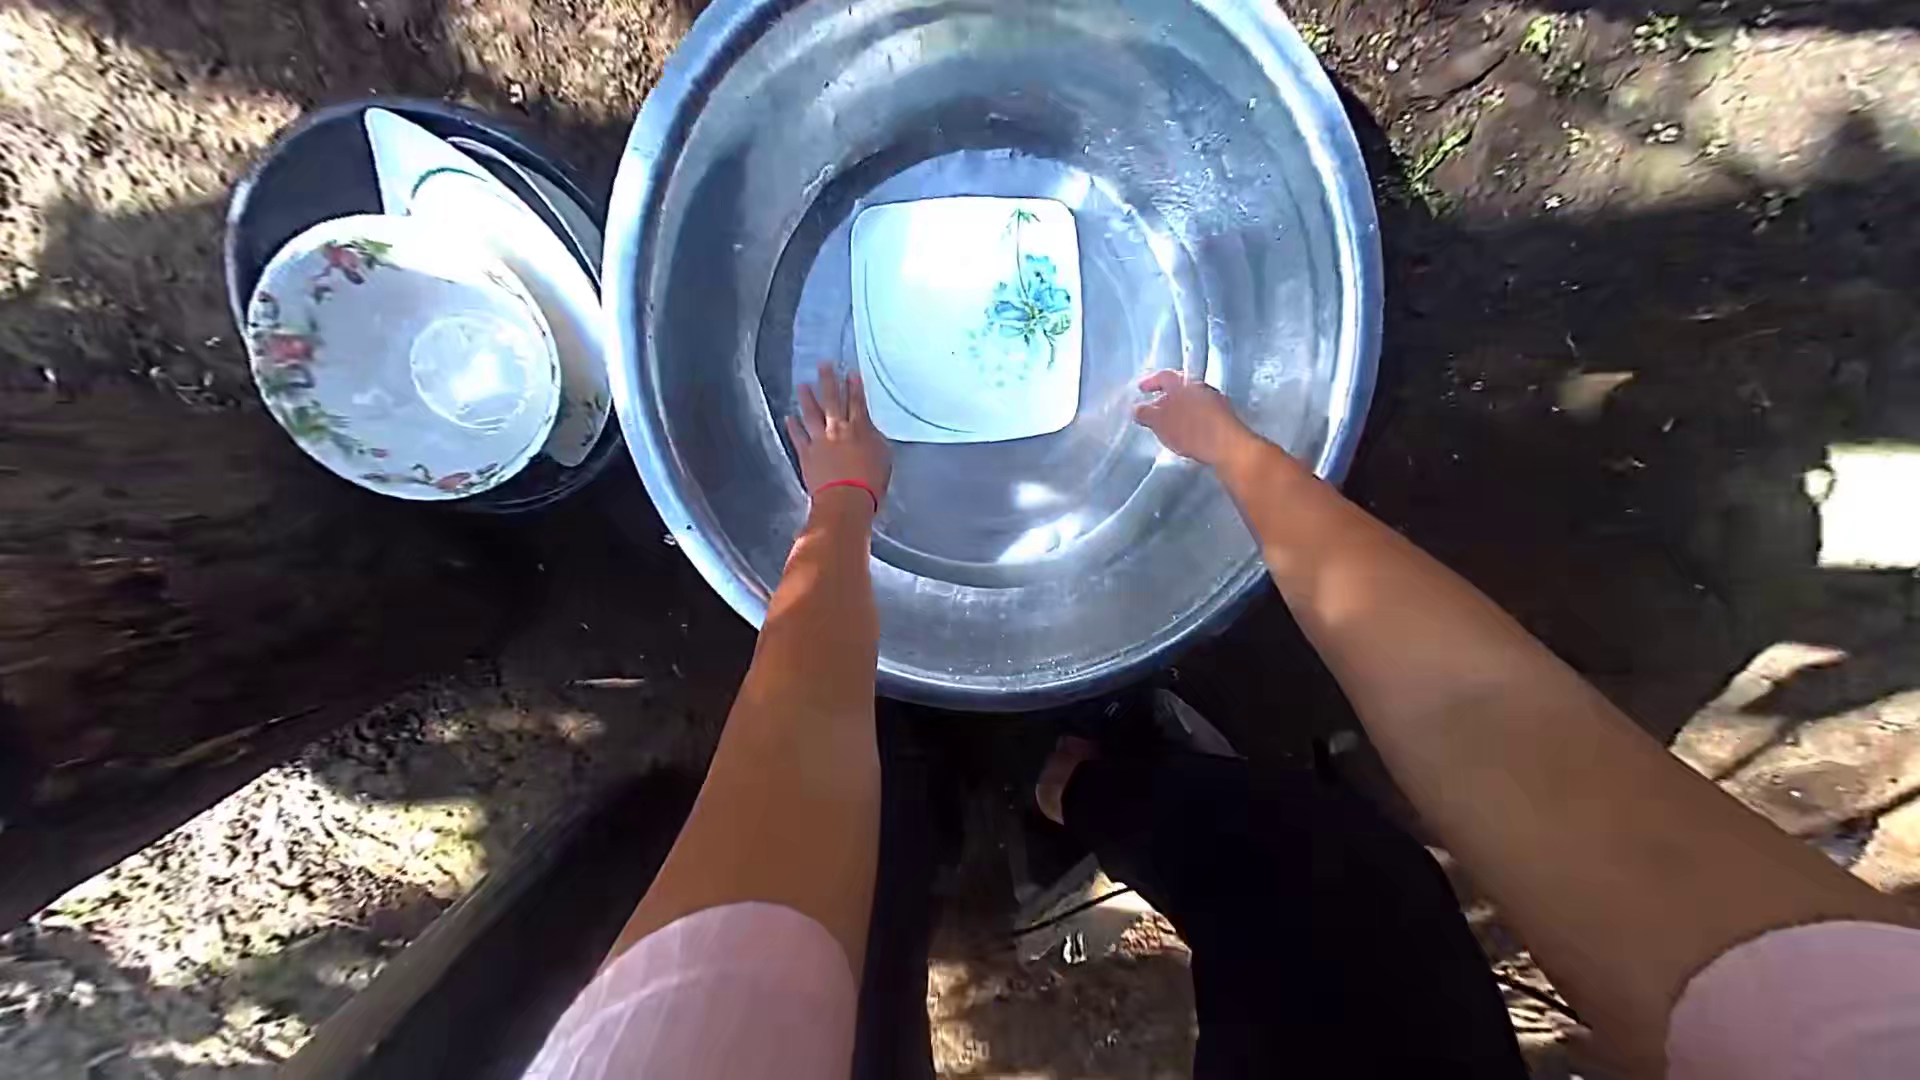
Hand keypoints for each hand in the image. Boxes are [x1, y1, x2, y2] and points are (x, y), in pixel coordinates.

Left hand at [787, 363, 891, 507]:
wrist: (846, 499)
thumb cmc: (870, 483)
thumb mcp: (884, 458)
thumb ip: (875, 441)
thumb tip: (871, 433)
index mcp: (860, 429)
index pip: (857, 402)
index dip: (854, 387)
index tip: (850, 373)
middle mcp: (837, 430)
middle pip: (832, 400)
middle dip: (828, 381)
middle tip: (823, 365)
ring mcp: (819, 441)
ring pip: (811, 413)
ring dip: (807, 398)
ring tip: (802, 385)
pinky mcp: (806, 454)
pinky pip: (798, 436)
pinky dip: (793, 426)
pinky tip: (789, 417)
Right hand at [1132, 369, 1260, 467]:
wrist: (1228, 445)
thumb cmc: (1190, 430)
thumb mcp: (1160, 423)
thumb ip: (1145, 414)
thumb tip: (1138, 408)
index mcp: (1182, 382)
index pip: (1163, 376)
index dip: (1150, 381)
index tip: (1140, 388)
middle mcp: (1199, 386)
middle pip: (1177, 387)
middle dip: (1163, 397)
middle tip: (1152, 408)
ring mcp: (1214, 399)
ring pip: (1189, 399)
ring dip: (1177, 408)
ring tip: (1167, 422)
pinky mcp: (1223, 414)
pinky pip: (1200, 410)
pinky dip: (1189, 416)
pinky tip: (1185, 430)